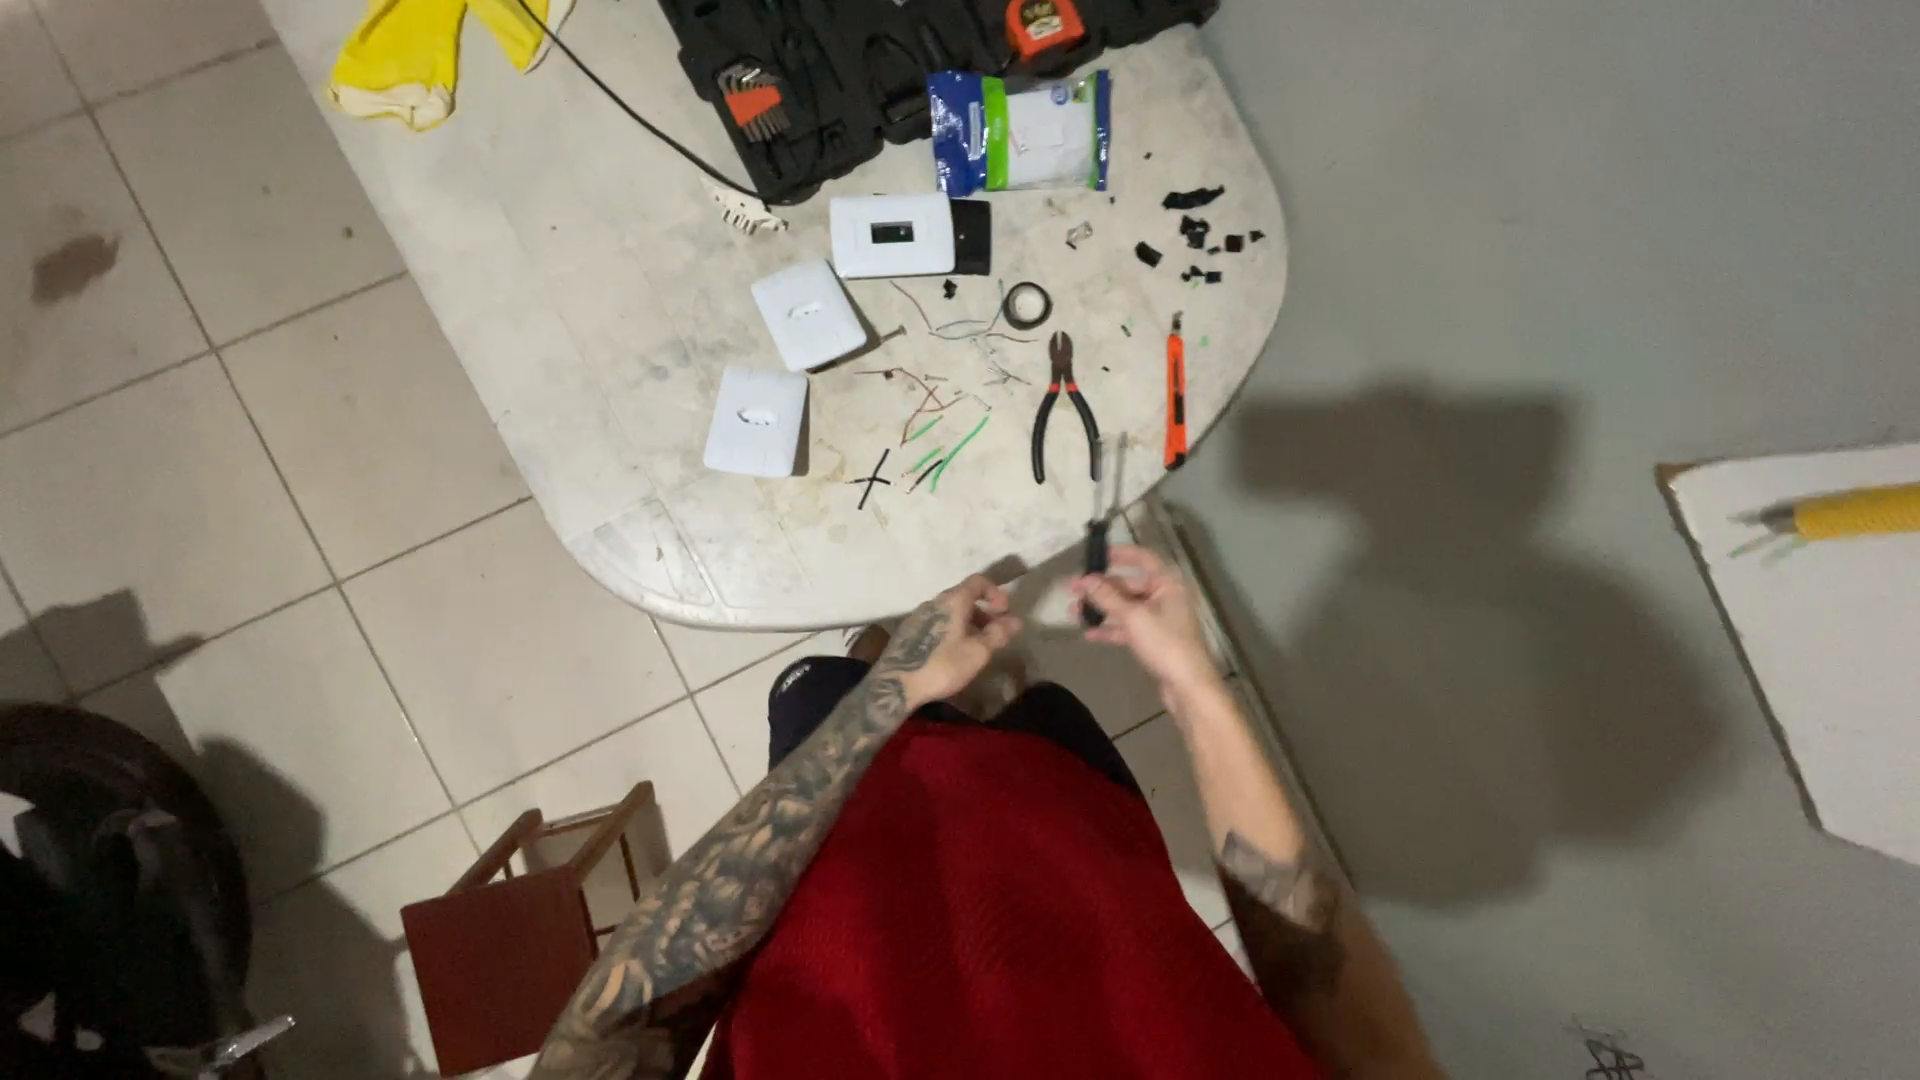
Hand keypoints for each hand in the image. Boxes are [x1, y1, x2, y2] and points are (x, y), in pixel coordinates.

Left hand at [878, 575, 1022, 708]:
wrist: (895, 685)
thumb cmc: (941, 665)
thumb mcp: (977, 652)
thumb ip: (998, 634)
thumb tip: (1016, 620)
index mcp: (952, 601)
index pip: (978, 581)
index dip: (995, 593)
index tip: (1004, 613)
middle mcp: (934, 602)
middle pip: (964, 596)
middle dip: (984, 611)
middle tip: (995, 633)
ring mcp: (918, 616)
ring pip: (949, 611)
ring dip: (968, 622)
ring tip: (976, 646)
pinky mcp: (909, 631)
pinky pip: (937, 622)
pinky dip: (952, 629)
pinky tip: (953, 653)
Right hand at [1071, 545, 1218, 697]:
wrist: (1188, 685)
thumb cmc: (1165, 643)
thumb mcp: (1133, 617)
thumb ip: (1107, 597)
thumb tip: (1085, 580)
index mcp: (1167, 584)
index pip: (1143, 558)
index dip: (1121, 554)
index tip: (1097, 555)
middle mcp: (1165, 597)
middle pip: (1129, 585)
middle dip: (1100, 588)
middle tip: (1073, 589)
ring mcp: (1159, 619)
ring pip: (1126, 608)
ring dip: (1101, 609)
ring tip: (1073, 612)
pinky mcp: (1154, 640)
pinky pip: (1128, 627)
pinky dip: (1110, 629)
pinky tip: (1089, 633)